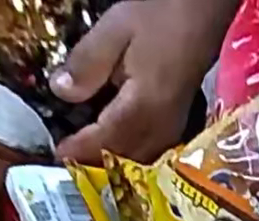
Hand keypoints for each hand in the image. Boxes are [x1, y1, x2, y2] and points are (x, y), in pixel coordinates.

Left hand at [50, 0, 239, 163]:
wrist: (201, 18)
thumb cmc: (161, 18)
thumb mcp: (115, 29)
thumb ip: (87, 63)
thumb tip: (60, 92)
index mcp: (142, 108)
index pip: (104, 139)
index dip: (79, 149)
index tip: (56, 154)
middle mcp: (158, 130)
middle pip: (121, 159)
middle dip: (93, 164)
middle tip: (66, 164)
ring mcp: (170, 134)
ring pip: (135, 162)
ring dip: (110, 164)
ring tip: (86, 162)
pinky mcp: (174, 130)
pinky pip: (147, 154)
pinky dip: (126, 157)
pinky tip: (112, 152)